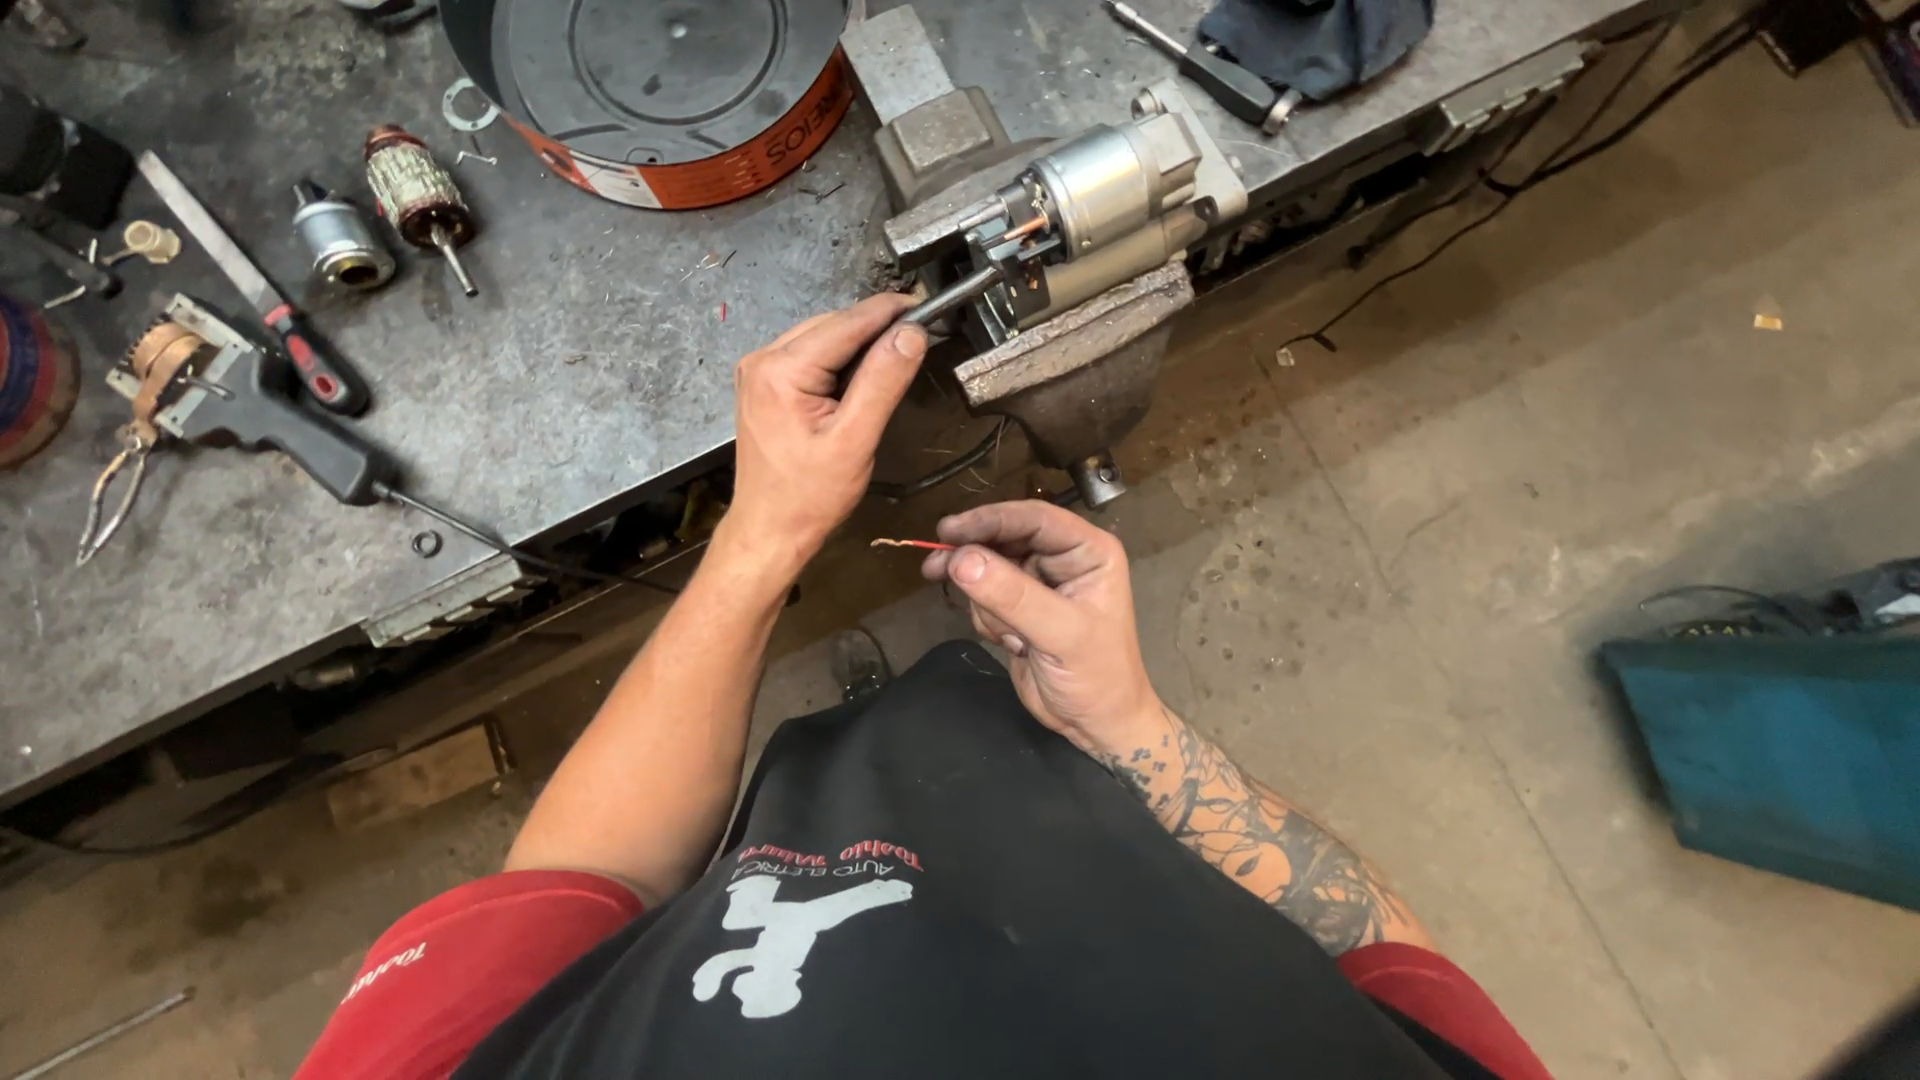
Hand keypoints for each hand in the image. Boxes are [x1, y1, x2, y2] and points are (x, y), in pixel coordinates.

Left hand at [725, 294, 926, 574]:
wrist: (770, 530)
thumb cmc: (810, 496)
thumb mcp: (855, 440)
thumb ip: (883, 382)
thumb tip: (912, 333)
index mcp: (780, 369)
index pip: (846, 323)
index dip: (890, 312)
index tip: (928, 305)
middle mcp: (762, 359)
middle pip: (833, 325)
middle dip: (876, 328)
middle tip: (920, 335)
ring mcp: (759, 371)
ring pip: (822, 338)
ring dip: (859, 344)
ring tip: (898, 354)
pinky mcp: (764, 386)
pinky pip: (810, 357)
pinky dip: (839, 360)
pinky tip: (862, 375)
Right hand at [921, 500, 1162, 755]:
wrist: (1095, 725)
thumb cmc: (1097, 676)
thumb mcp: (1060, 635)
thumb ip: (1012, 596)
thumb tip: (961, 561)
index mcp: (1088, 551)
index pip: (1034, 519)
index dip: (991, 520)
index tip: (949, 531)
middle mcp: (1063, 559)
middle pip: (1004, 538)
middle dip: (975, 559)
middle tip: (936, 569)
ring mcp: (1038, 583)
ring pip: (987, 567)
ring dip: (985, 601)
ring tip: (1008, 636)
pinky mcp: (1017, 607)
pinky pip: (983, 595)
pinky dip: (986, 618)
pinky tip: (1010, 643)